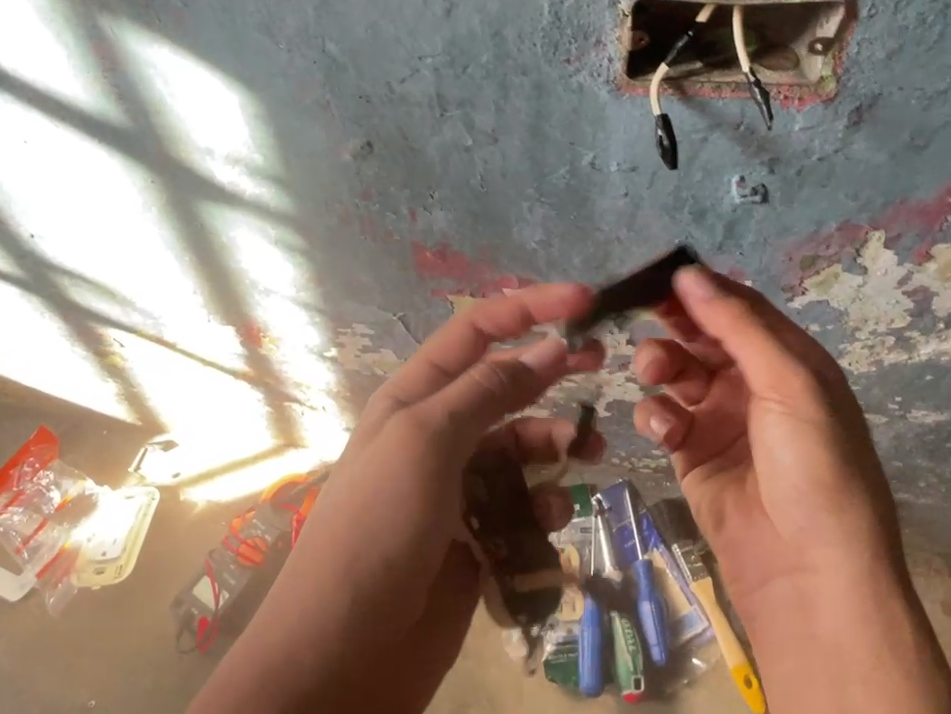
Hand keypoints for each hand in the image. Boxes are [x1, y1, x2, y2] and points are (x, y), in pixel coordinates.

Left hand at [190, 283, 605, 713]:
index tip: (585, 301)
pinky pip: (523, 504)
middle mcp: (438, 432)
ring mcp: (459, 486)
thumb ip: (488, 391)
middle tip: (605, 364)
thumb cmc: (379, 525)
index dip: (529, 308)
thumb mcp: (427, 440)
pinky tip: (552, 518)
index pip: (476, 331)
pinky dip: (544, 505)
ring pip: (522, 446)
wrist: (346, 650)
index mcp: (415, 396)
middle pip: (505, 384)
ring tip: (587, 454)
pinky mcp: (478, 535)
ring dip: (555, 444)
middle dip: (552, 369)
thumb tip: (547, 348)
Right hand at [632, 265, 950, 711]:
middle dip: (673, 324)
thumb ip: (737, 325)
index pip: (740, 308)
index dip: (701, 289)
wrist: (809, 575)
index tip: (658, 276)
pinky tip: (663, 431)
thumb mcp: (789, 384)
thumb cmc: (814, 467)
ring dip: (660, 364)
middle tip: (640, 314)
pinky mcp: (692, 457)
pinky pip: (663, 418)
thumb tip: (688, 272)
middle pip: (702, 336)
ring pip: (677, 372)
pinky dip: (656, 416)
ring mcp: (720, 421)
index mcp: (790, 361)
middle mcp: (755, 384)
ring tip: (653, 374)